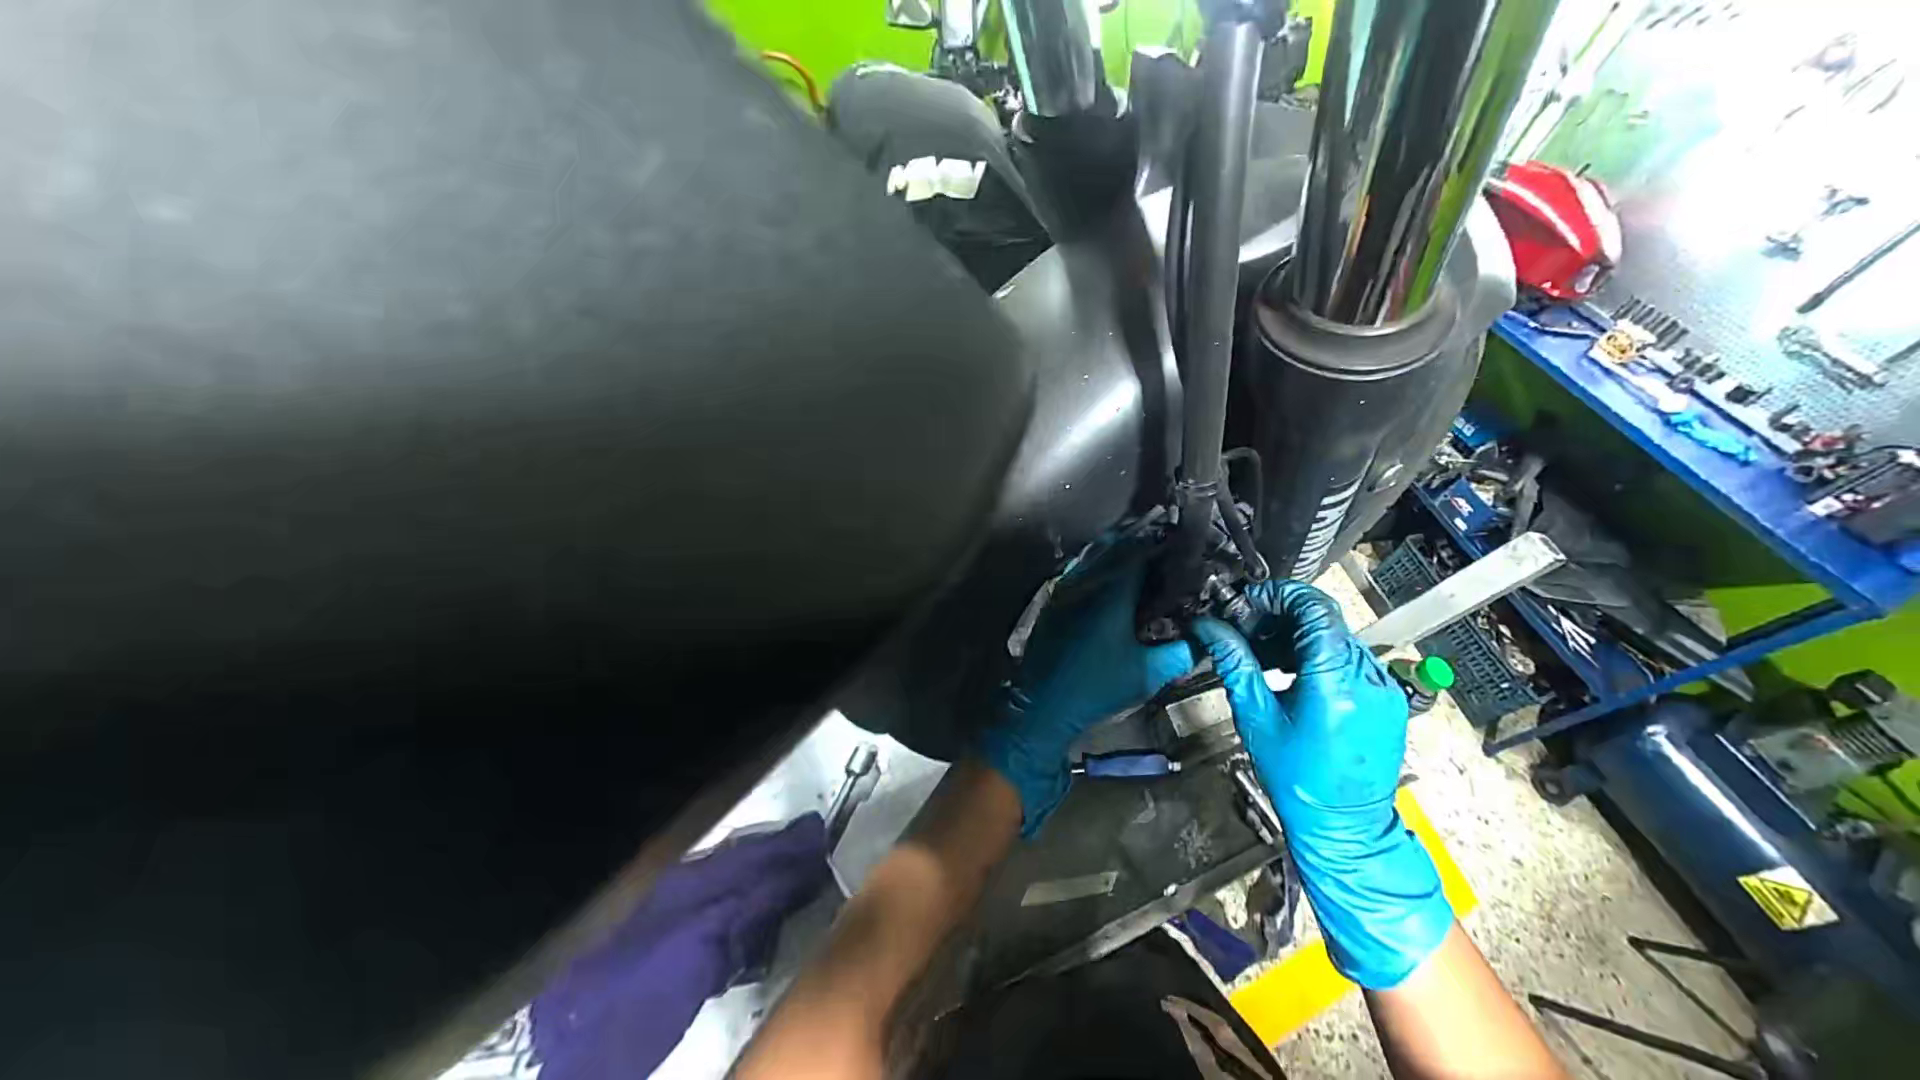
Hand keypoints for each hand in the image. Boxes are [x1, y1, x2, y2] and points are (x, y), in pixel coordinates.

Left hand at [977, 554, 1194, 834]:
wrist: (1043, 705)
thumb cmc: (1097, 688)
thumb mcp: (1150, 673)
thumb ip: (1183, 650)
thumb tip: (1204, 634)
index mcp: (1112, 592)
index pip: (1140, 548)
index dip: (1163, 544)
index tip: (1180, 548)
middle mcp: (1085, 581)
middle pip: (1117, 545)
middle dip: (1143, 545)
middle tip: (1165, 555)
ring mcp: (1065, 588)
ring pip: (1096, 556)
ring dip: (1120, 555)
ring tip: (1144, 567)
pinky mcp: (1053, 600)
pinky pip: (1081, 571)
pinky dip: (1100, 570)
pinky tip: (1114, 587)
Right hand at [1191, 581, 1449, 988]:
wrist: (1346, 826)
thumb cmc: (1297, 779)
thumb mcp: (1256, 718)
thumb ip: (1235, 664)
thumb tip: (1210, 627)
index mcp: (1336, 683)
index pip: (1315, 609)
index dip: (1278, 595)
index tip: (1248, 603)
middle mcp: (1369, 678)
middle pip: (1326, 619)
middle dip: (1282, 614)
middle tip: (1247, 626)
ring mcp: (1384, 687)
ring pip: (1338, 635)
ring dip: (1299, 633)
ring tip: (1265, 651)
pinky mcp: (1388, 697)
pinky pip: (1351, 657)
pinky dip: (1318, 653)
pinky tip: (1291, 671)